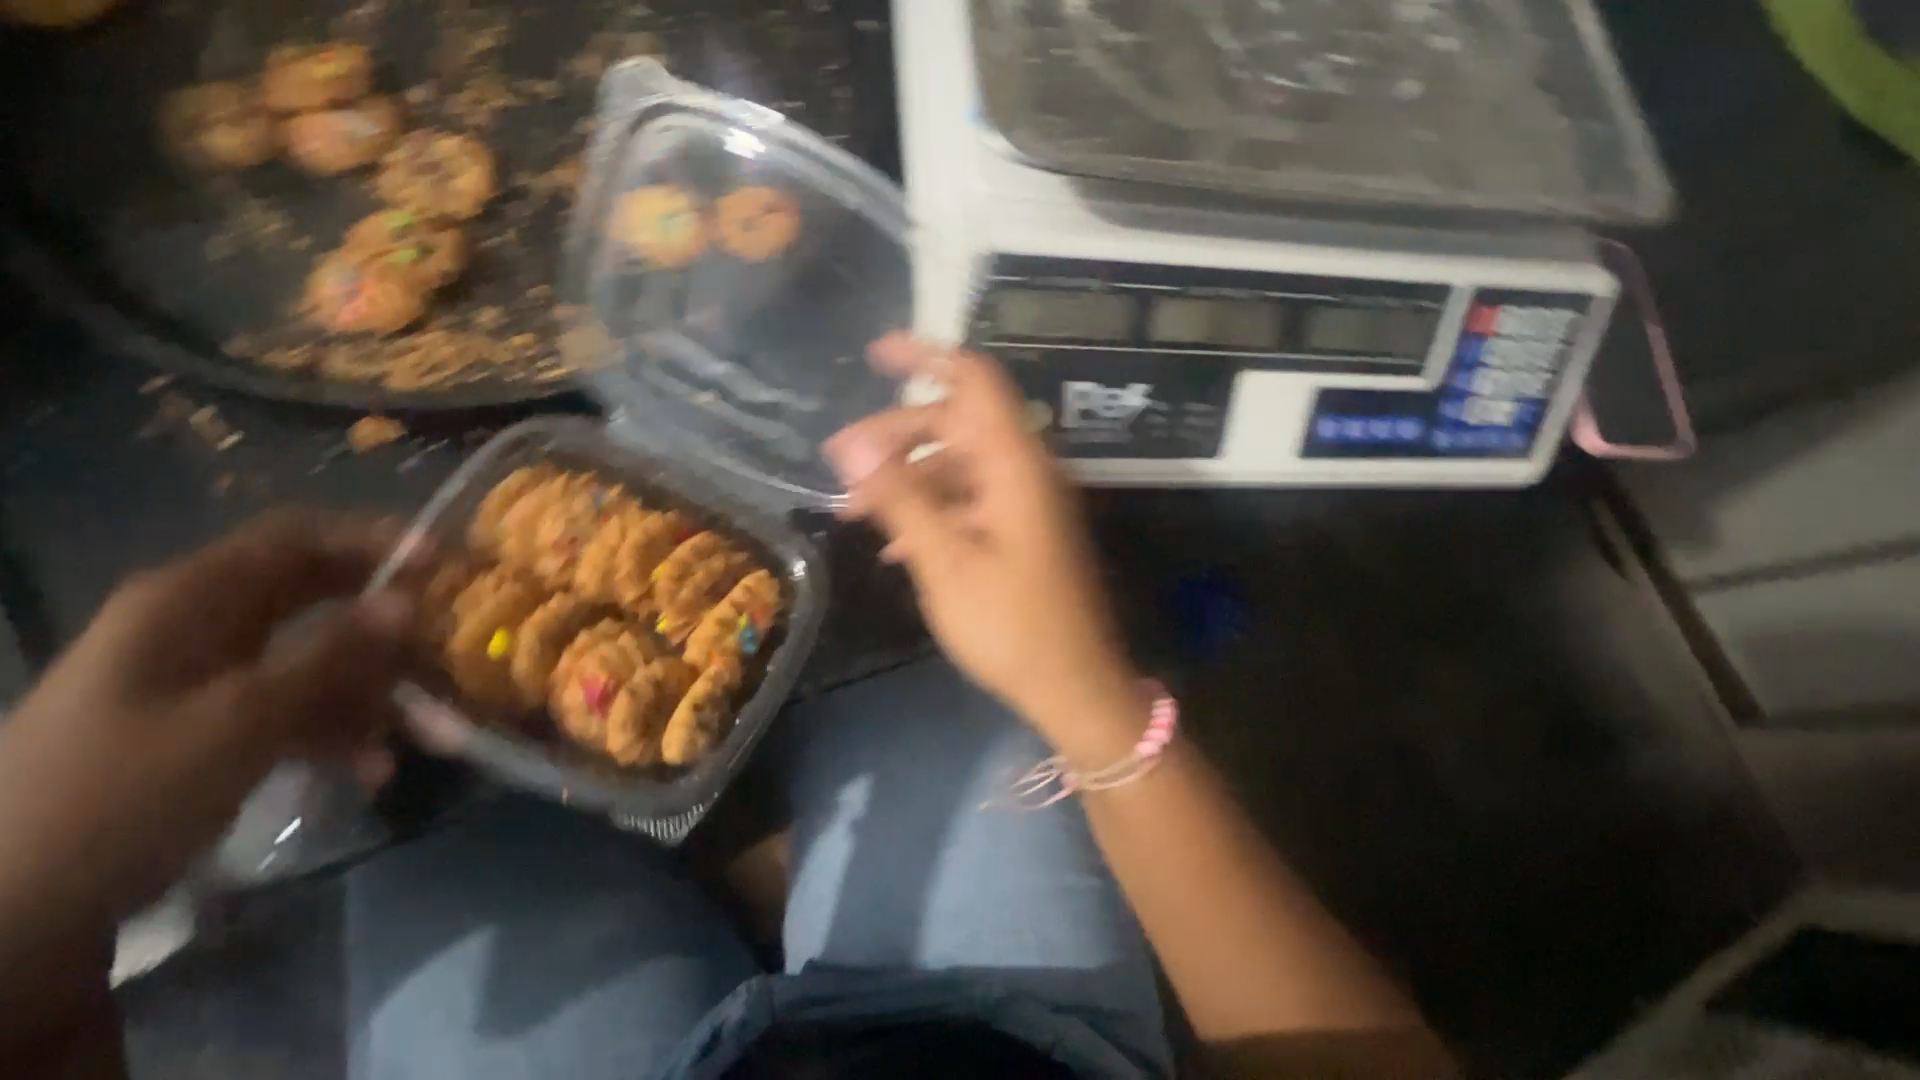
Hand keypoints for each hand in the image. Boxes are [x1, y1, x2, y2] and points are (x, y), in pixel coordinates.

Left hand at [0, 510, 416, 932]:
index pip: (297, 538)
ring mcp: (208, 678)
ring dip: (373, 694)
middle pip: (317, 596)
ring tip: (428, 739)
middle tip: (446, 643)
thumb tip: (409, 600)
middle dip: (386, 623)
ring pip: (317, 659)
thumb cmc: (121, 794)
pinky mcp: (215, 727)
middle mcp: (203, 626)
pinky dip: (338, 732)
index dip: (374, 542)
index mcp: (191, 600)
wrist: (15, 911)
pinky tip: (370, 772)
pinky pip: (297, 709)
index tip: (443, 566)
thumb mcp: (240, 721)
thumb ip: (332, 656)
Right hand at [824, 335, 1136, 730]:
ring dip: (907, 480)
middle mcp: (1025, 471)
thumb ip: (899, 496)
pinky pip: (970, 502)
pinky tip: (894, 545)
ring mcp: (1026, 504)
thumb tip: (849, 443)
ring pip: (959, 467)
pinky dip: (931, 510)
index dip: (925, 357)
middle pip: (957, 424)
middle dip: (896, 436)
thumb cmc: (1010, 625)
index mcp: (1015, 464)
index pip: (973, 381)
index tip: (875, 352)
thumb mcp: (944, 560)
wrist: (1074, 686)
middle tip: (840, 463)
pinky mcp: (1022, 534)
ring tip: (853, 511)